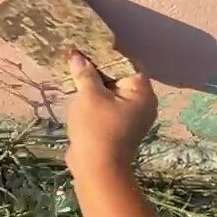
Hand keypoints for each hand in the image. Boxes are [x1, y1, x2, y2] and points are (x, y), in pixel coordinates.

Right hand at [63, 51, 156, 178]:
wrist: (97, 169)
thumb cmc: (97, 128)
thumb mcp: (89, 96)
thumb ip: (85, 73)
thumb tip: (77, 55)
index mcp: (142, 92)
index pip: (127, 62)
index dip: (106, 53)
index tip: (86, 48)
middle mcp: (143, 103)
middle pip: (120, 76)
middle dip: (98, 68)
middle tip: (77, 58)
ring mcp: (132, 117)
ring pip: (112, 91)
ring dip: (94, 84)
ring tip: (74, 72)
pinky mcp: (119, 127)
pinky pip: (108, 105)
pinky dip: (95, 98)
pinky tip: (77, 92)